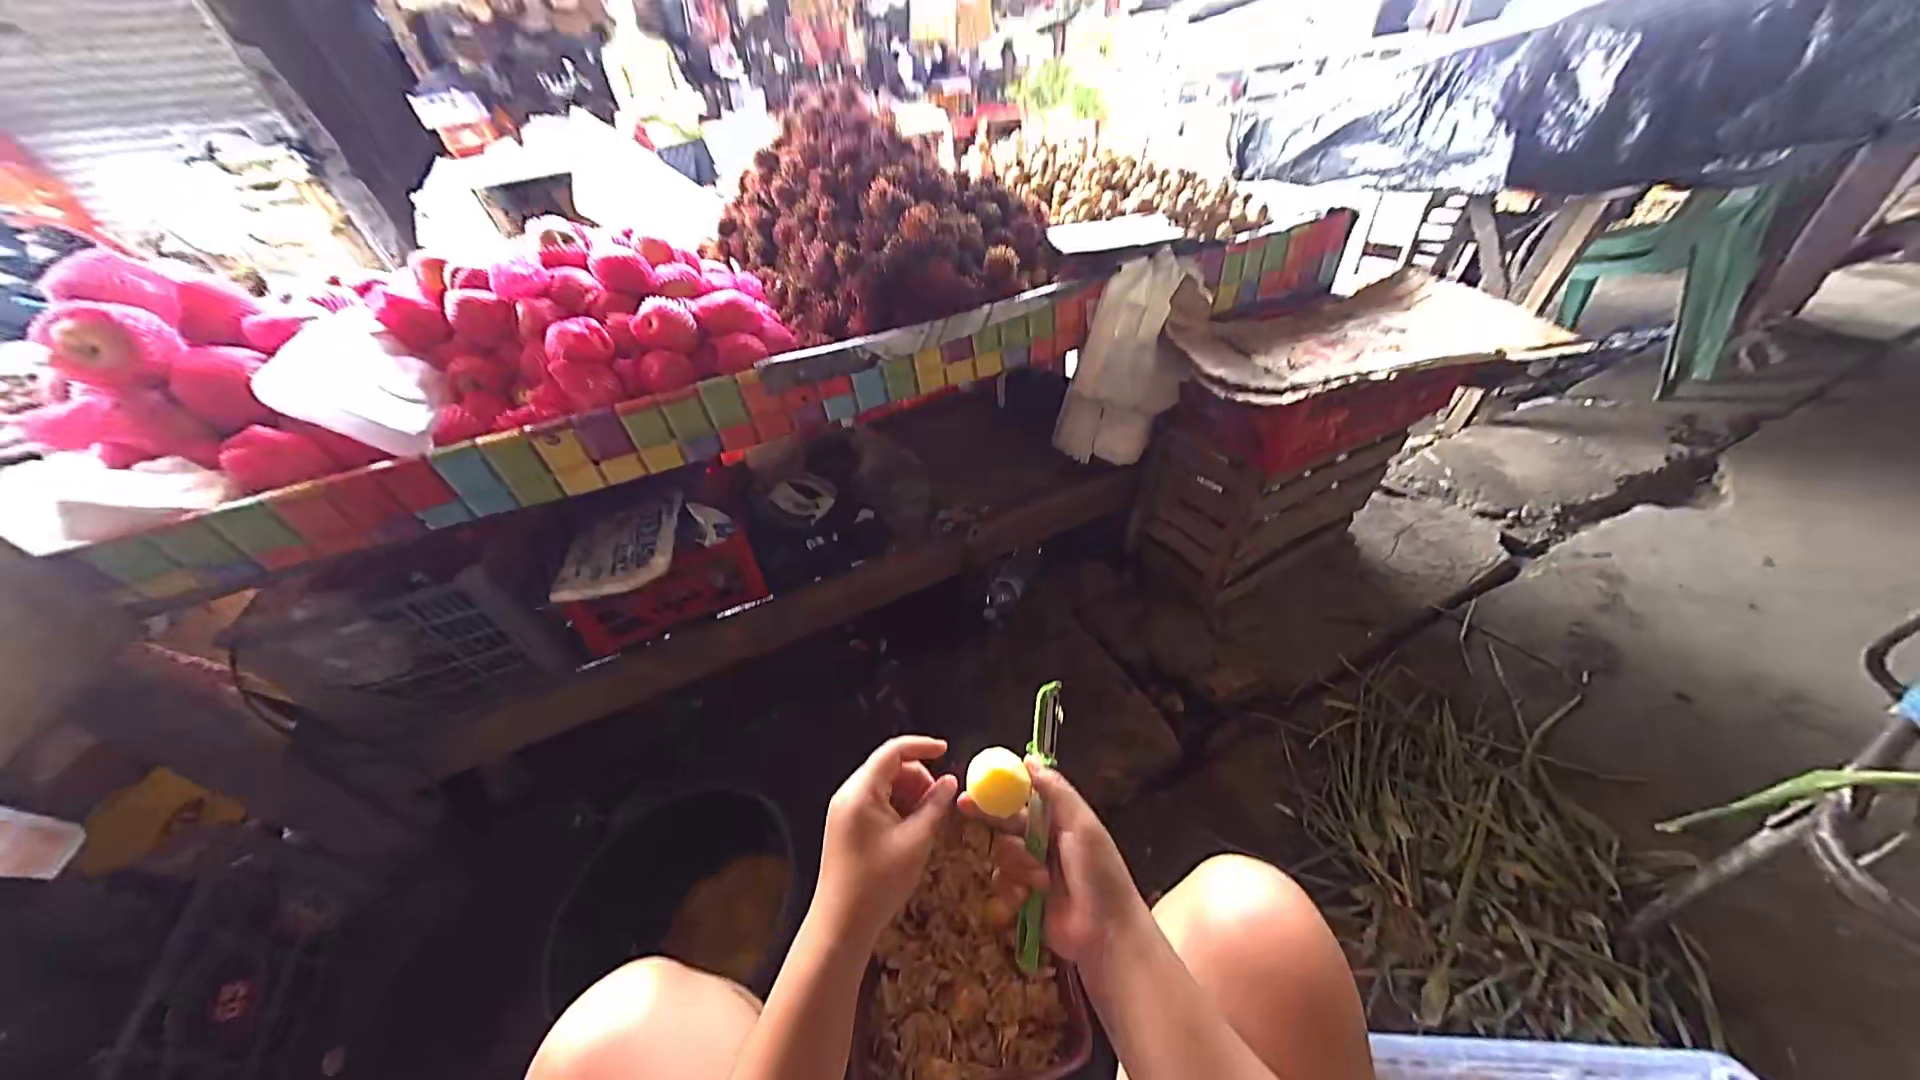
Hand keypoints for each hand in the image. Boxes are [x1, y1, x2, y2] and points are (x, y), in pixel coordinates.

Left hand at [814, 735, 958, 945]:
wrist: (841, 924)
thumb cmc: (878, 883)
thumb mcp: (916, 840)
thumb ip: (935, 805)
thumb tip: (949, 782)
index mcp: (861, 791)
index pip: (893, 751)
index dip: (922, 746)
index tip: (944, 750)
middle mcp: (848, 794)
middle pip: (888, 766)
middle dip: (917, 776)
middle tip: (938, 800)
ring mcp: (844, 809)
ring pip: (883, 783)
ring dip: (908, 791)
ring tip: (927, 817)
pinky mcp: (845, 824)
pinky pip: (875, 800)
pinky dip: (896, 804)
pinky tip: (911, 826)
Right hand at [959, 756, 1150, 966]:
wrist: (1107, 934)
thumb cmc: (1099, 873)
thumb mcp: (1082, 824)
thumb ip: (1055, 791)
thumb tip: (1029, 759)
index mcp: (1058, 819)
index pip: (1023, 795)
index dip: (1001, 787)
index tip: (979, 779)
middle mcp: (1042, 839)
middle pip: (1005, 820)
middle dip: (988, 814)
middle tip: (965, 806)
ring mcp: (1032, 869)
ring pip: (1002, 852)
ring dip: (1016, 864)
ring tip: (1039, 880)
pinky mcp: (1023, 897)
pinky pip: (1002, 882)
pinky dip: (1011, 889)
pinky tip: (1027, 898)